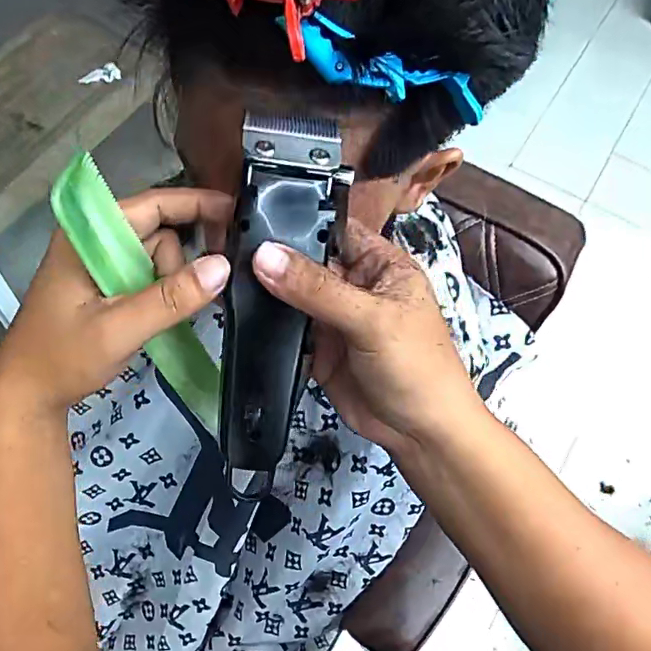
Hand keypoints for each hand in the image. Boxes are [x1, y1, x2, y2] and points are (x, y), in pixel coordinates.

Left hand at [0, 188, 233, 415]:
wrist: (28, 394)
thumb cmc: (63, 358)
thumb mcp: (119, 329)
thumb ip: (170, 299)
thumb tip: (222, 266)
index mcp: (88, 237)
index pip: (151, 204)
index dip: (195, 204)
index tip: (236, 211)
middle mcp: (94, 242)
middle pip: (159, 233)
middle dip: (179, 264)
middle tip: (187, 302)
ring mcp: (99, 265)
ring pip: (158, 259)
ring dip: (171, 285)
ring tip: (161, 321)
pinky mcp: (105, 287)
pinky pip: (148, 278)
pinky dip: (163, 294)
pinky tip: (164, 317)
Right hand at [252, 224, 485, 457]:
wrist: (419, 432)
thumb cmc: (417, 367)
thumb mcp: (370, 319)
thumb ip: (318, 289)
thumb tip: (267, 257)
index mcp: (379, 264)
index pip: (333, 229)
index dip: (298, 223)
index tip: (253, 218)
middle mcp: (354, 287)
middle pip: (306, 263)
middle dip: (275, 261)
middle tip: (231, 253)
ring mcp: (334, 320)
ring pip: (292, 298)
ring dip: (269, 296)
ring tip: (232, 284)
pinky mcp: (318, 351)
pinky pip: (288, 333)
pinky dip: (270, 330)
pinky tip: (244, 318)